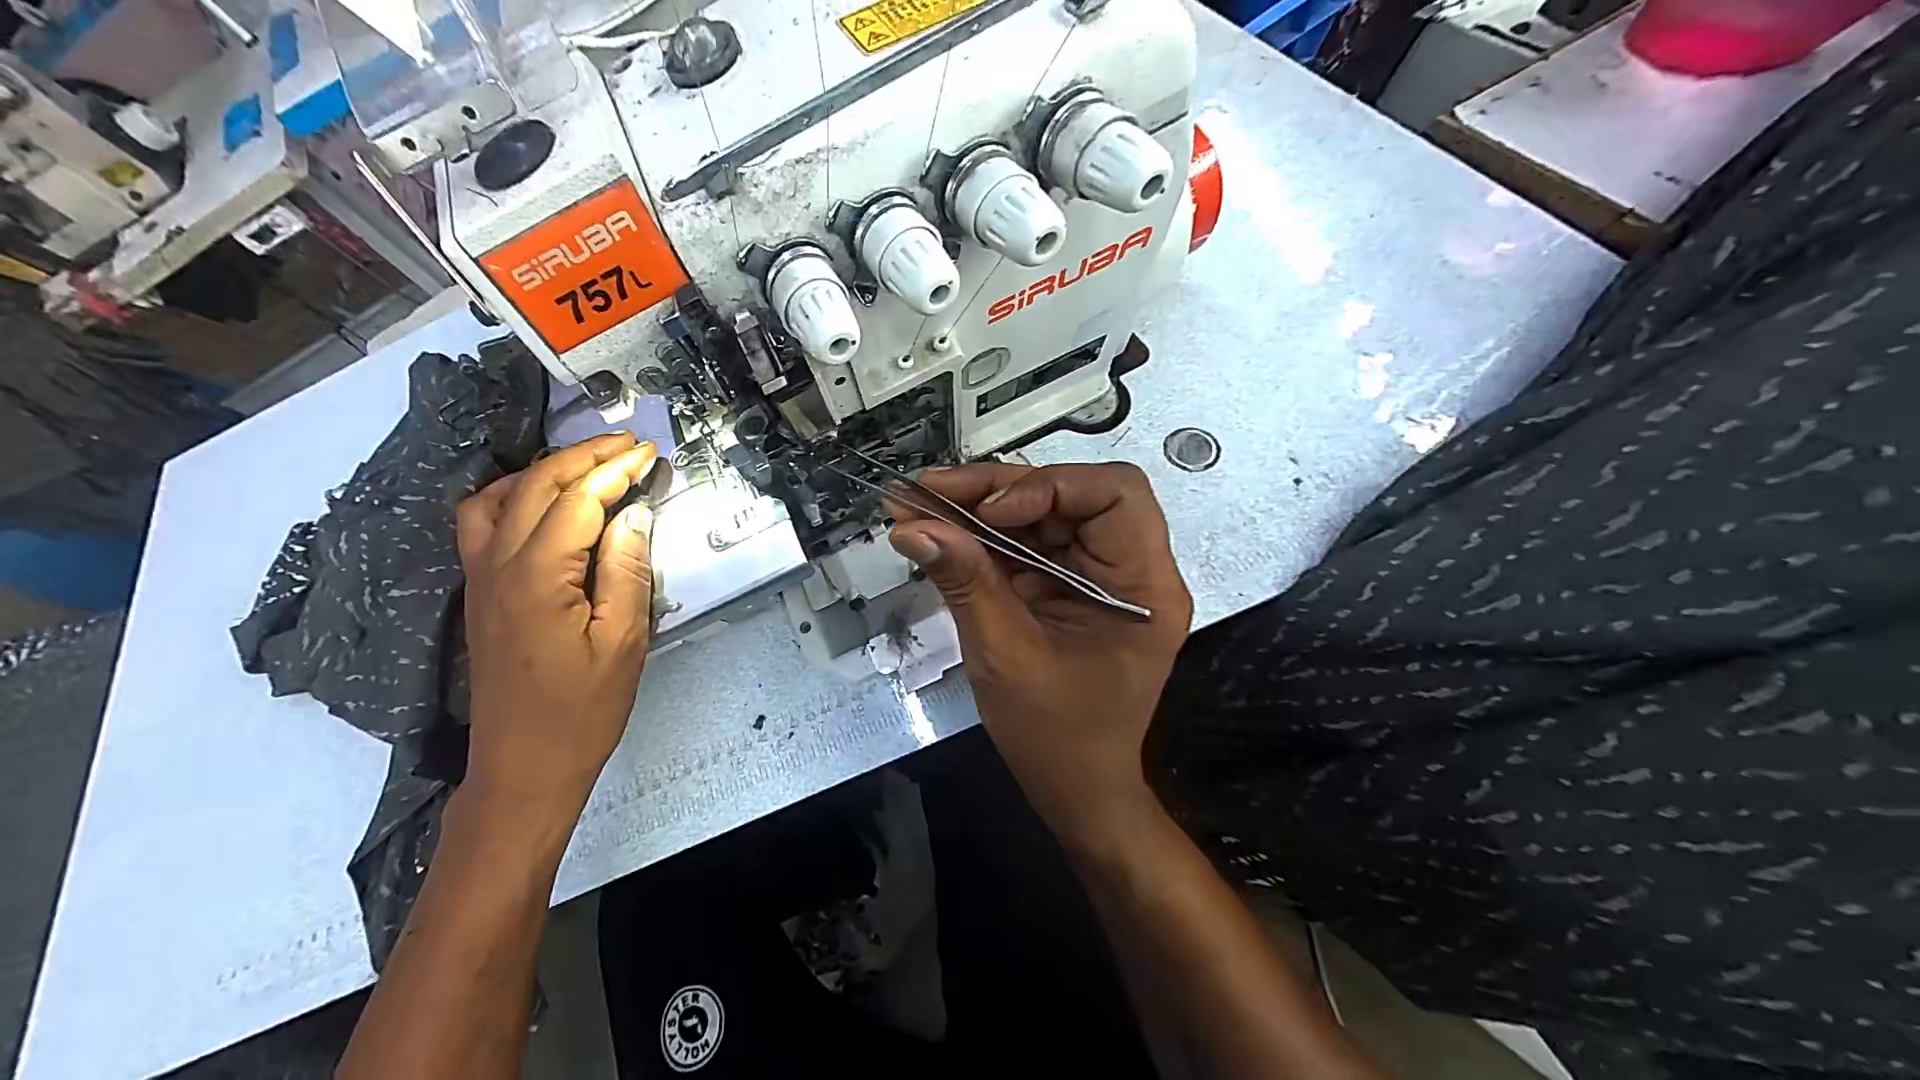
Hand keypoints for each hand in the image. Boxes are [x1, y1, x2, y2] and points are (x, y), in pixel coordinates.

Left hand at [455, 432, 659, 819]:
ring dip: (545, 470)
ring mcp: (479, 577)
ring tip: (588, 464)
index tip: (648, 451)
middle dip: (583, 456)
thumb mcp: (624, 641)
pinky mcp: (478, 591)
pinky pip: (481, 522)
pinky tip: (541, 503)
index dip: (615, 469)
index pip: (579, 500)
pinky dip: (512, 495)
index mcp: (538, 576)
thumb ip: (626, 570)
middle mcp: (497, 565)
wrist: (524, 764)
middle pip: (535, 486)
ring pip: (499, 497)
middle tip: (627, 444)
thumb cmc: (583, 710)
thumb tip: (633, 515)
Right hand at [888, 463, 1192, 842]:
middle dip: (998, 490)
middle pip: (1073, 495)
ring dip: (982, 508)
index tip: (990, 512)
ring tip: (920, 506)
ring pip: (1045, 513)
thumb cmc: (1057, 738)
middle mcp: (1133, 571)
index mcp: (1144, 588)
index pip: (1116, 494)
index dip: (1050, 487)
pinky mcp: (1074, 585)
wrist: (1077, 788)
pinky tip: (943, 532)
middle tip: (929, 493)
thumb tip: (914, 525)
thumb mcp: (1005, 655)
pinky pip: (1032, 542)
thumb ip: (966, 581)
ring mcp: (1102, 576)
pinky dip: (987, 536)